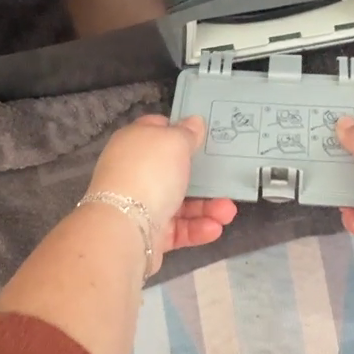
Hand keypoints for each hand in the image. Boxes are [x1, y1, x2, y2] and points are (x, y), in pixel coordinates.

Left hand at [88, 114, 238, 256]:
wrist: (125, 228)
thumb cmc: (150, 172)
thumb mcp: (174, 141)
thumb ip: (187, 132)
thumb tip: (193, 121)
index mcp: (135, 143)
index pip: (158, 130)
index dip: (181, 130)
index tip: (205, 137)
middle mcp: (135, 171)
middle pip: (173, 170)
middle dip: (203, 177)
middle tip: (226, 179)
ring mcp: (140, 203)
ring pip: (180, 202)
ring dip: (207, 207)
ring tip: (228, 212)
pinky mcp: (148, 233)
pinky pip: (177, 228)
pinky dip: (196, 228)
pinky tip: (214, 228)